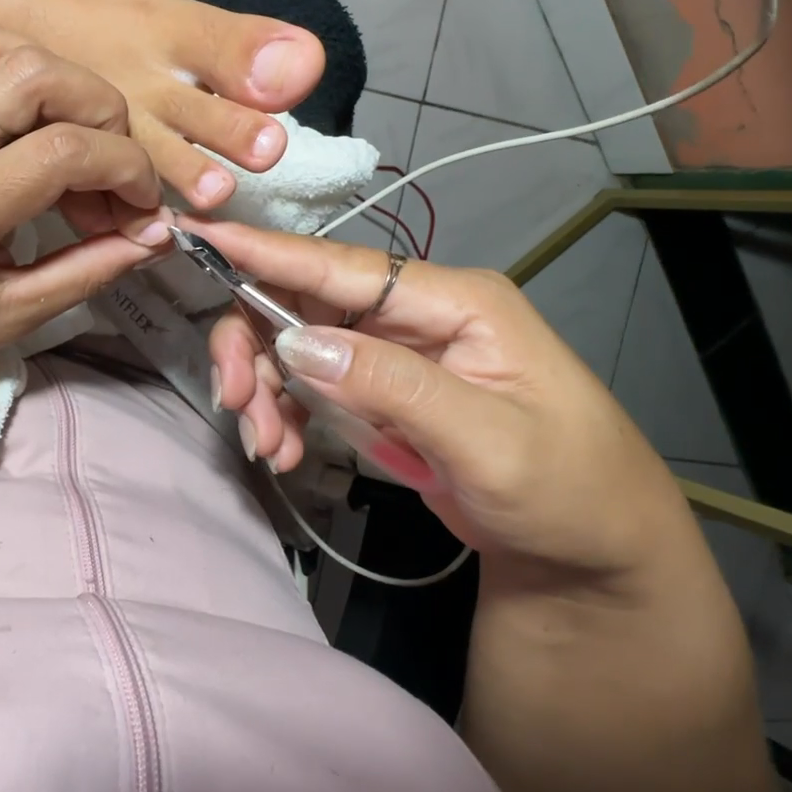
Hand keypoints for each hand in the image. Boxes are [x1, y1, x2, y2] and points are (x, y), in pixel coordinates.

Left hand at [0, 23, 174, 403]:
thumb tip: (159, 232)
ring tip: (69, 134)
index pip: (59, 150)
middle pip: (29, 73)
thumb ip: (91, 269)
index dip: (125, 167)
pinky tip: (15, 117)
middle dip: (98, 109)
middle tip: (110, 167)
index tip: (143, 206)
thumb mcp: (13, 318)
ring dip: (48, 76)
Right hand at [194, 218, 692, 583]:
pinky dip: (281, 415)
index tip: (200, 234)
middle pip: (299, 304)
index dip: (265, 251)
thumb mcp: (492, 443)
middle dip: (254, 349)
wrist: (591, 557)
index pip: (340, 266)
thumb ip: (394, 386)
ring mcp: (389, 352)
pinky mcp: (373, 389)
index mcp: (452, 301)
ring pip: (290, 347)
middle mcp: (409, 314)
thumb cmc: (569, 492)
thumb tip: (295, 342)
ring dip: (264, 392)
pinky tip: (284, 451)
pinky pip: (304, 386)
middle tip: (236, 402)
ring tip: (269, 446)